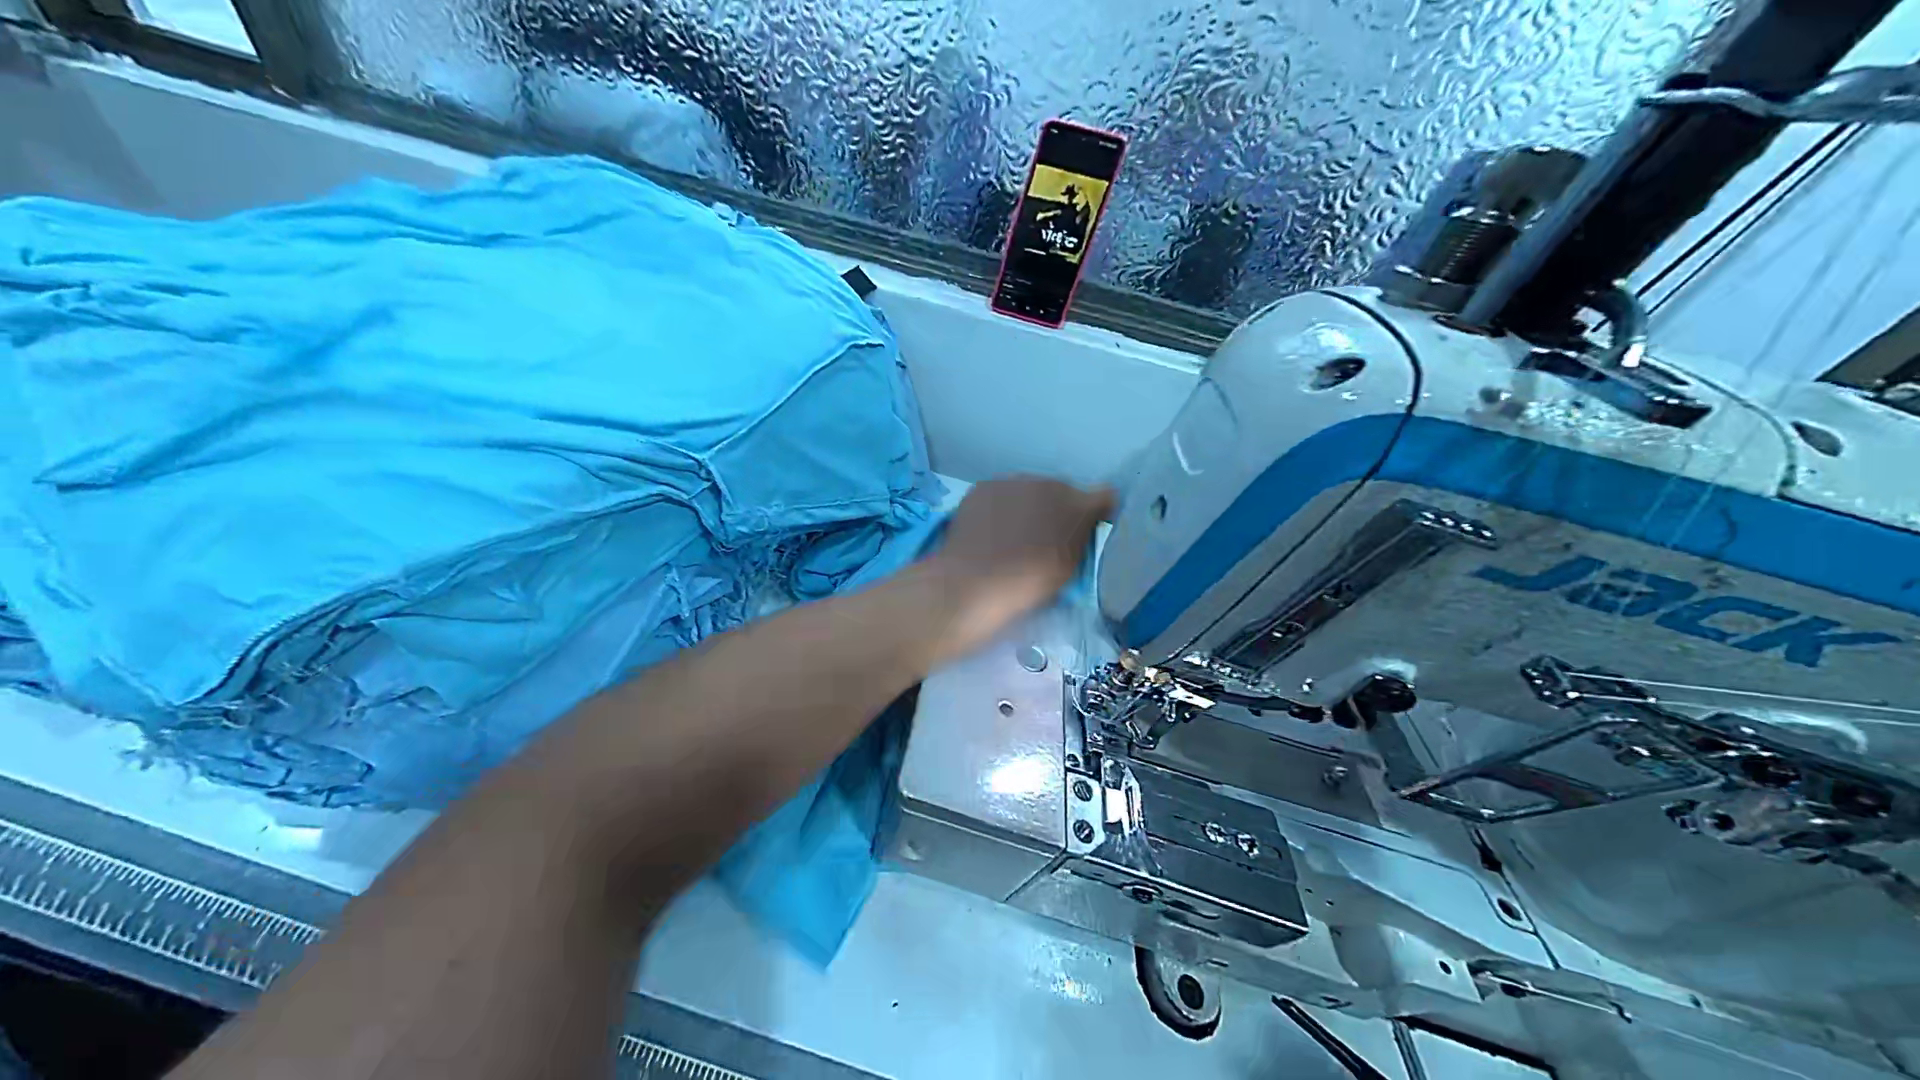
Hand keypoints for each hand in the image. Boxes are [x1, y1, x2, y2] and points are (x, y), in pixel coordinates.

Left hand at [920, 476, 1112, 661]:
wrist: (975, 581)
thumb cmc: (1030, 583)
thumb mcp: (1070, 568)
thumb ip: (1079, 540)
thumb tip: (1077, 530)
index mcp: (1080, 506)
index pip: (1105, 496)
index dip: (1096, 513)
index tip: (1084, 531)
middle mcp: (1050, 483)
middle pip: (1063, 491)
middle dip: (1057, 509)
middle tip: (1042, 538)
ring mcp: (1014, 481)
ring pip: (1029, 489)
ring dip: (1027, 505)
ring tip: (1011, 535)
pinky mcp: (984, 485)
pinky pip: (1000, 493)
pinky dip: (999, 506)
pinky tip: (989, 530)